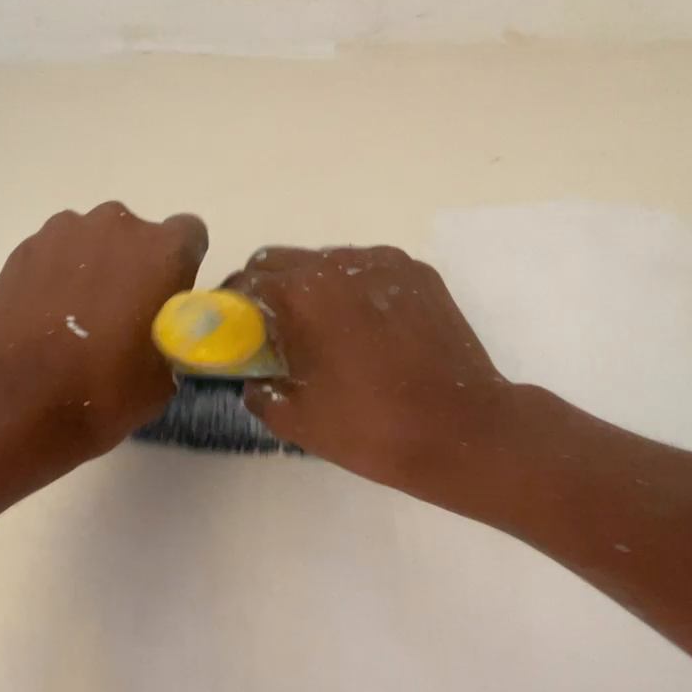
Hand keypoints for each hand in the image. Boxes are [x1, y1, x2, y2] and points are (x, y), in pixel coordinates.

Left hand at [0, 202, 208, 455]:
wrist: (16, 402)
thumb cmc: (102, 393)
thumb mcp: (161, 382)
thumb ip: (172, 341)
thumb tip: (159, 338)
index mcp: (163, 252)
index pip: (190, 237)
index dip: (179, 271)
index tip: (166, 303)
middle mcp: (116, 227)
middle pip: (136, 238)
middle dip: (134, 269)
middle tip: (121, 319)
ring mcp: (64, 233)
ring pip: (92, 244)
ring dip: (93, 271)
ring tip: (77, 322)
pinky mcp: (23, 249)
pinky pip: (55, 257)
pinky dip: (56, 279)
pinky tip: (46, 321)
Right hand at [226, 245, 517, 512]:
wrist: (460, 431)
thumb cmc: (369, 428)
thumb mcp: (294, 420)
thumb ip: (258, 390)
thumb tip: (255, 376)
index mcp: (305, 292)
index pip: (247, 279)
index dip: (230, 306)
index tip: (231, 334)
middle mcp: (343, 262)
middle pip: (284, 261)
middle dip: (267, 292)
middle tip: (270, 335)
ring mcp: (388, 264)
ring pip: (328, 263)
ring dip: (310, 290)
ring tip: (320, 336)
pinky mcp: (421, 276)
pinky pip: (369, 273)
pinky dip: (352, 294)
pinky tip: (362, 335)